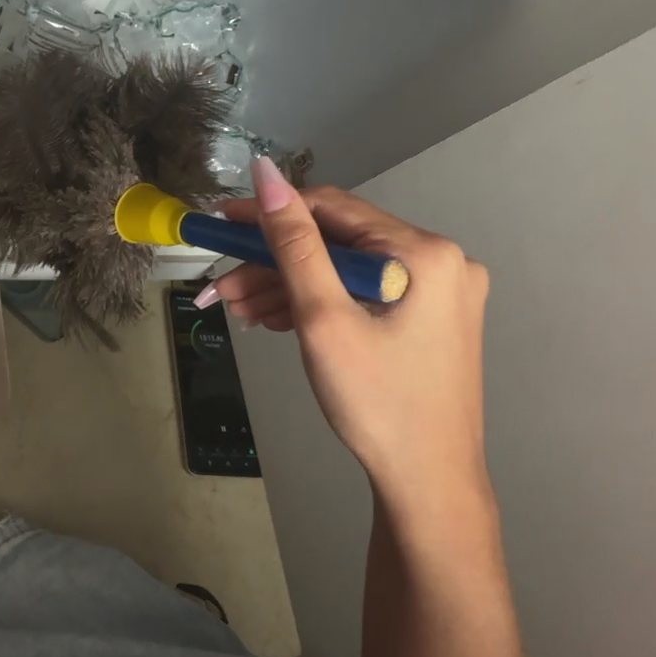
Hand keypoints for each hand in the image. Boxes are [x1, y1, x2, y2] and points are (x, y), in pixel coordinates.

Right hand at [200, 158, 491, 503]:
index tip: (218, 225)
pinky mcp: (423, 314)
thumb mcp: (323, 316)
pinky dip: (312, 302)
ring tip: (234, 307)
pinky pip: (355, 292)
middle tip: (220, 283)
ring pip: (339, 269)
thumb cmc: (376, 401)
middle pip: (332, 241)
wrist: (426, 483)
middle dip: (270, 261)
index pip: (329, 207)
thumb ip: (293, 242)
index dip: (268, 213)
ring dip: (283, 285)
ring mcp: (434, 289)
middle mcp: (438, 260)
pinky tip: (270, 318)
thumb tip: (265, 173)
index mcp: (424, 252)